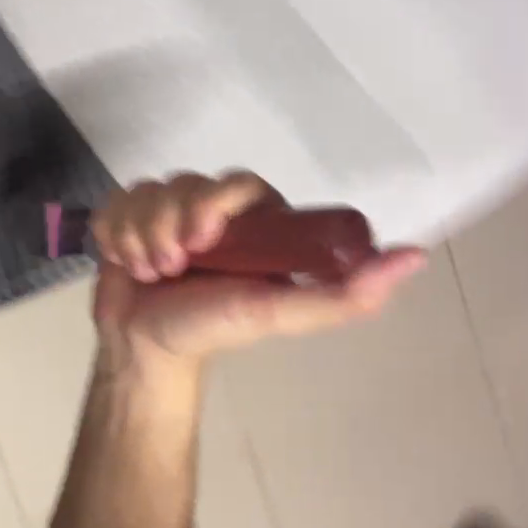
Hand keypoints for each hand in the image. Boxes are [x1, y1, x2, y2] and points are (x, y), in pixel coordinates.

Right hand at [91, 171, 425, 373]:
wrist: (142, 344)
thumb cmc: (211, 328)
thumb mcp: (280, 315)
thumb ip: (346, 295)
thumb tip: (414, 254)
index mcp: (256, 223)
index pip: (236, 183)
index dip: (210, 203)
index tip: (201, 242)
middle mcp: (210, 211)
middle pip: (183, 183)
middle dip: (167, 226)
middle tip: (171, 267)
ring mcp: (164, 213)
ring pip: (144, 192)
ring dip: (138, 236)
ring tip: (149, 270)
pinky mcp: (125, 219)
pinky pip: (113, 203)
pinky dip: (114, 235)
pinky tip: (125, 261)